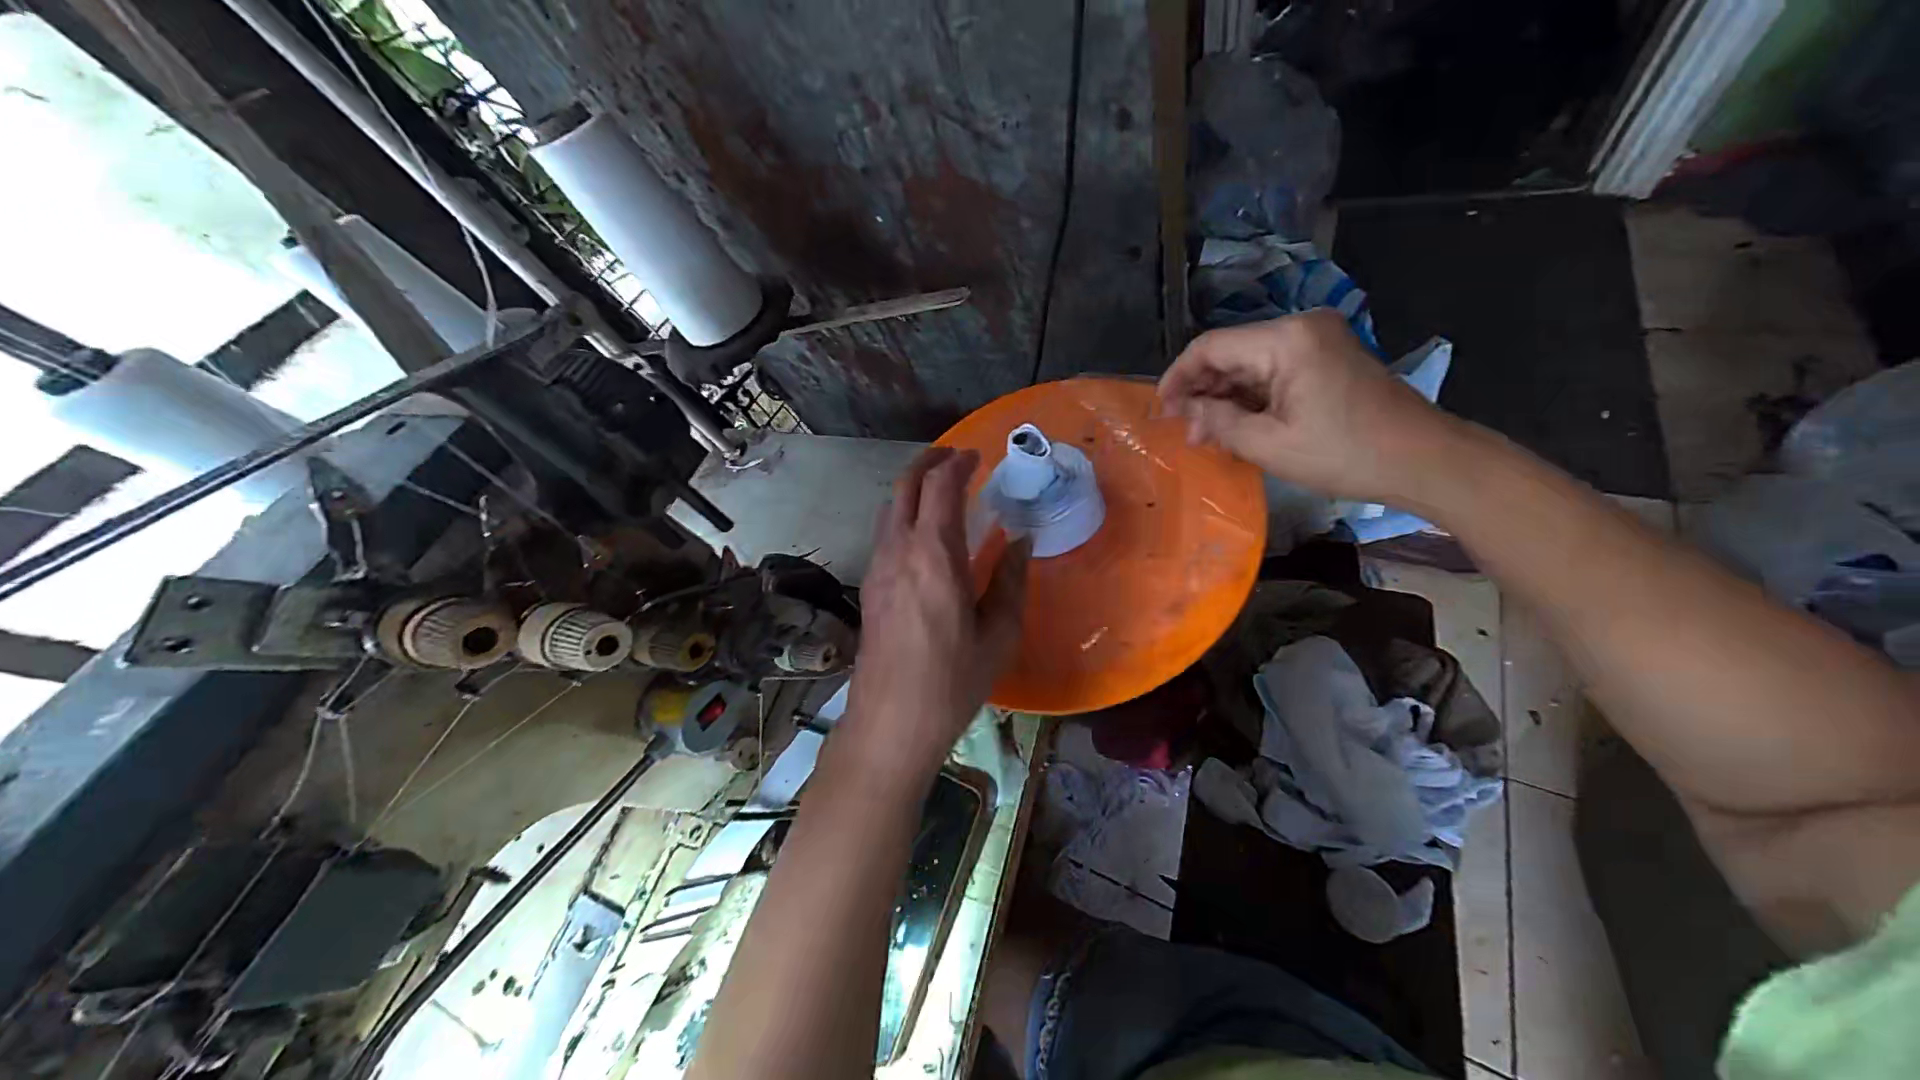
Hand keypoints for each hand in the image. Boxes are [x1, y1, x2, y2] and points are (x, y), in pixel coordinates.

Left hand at [843, 447, 1030, 780]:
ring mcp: (878, 568)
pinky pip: (885, 532)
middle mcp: (898, 551)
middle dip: (929, 462)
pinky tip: (924, 534)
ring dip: (914, 488)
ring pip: (890, 507)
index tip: (977, 457)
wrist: (892, 721)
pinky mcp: (870, 587)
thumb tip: (1020, 543)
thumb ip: (1011, 581)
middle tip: (956, 458)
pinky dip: (904, 514)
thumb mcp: (999, 634)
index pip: (940, 487)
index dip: (958, 463)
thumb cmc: (953, 681)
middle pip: (905, 485)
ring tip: (942, 491)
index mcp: (934, 555)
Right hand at [1158, 310, 1468, 505]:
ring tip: (1206, 435)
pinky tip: (1234, 425)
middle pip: (1230, 352)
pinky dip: (1250, 397)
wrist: (1424, 459)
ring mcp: (1316, 340)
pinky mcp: (1326, 357)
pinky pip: (1272, 371)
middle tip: (1185, 431)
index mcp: (1286, 339)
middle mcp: (1300, 327)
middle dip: (1202, 391)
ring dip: (1224, 397)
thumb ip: (1219, 422)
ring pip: (1249, 363)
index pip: (1210, 346)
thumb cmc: (1345, 453)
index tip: (1160, 410)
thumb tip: (1187, 411)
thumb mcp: (1270, 444)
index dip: (1178, 377)